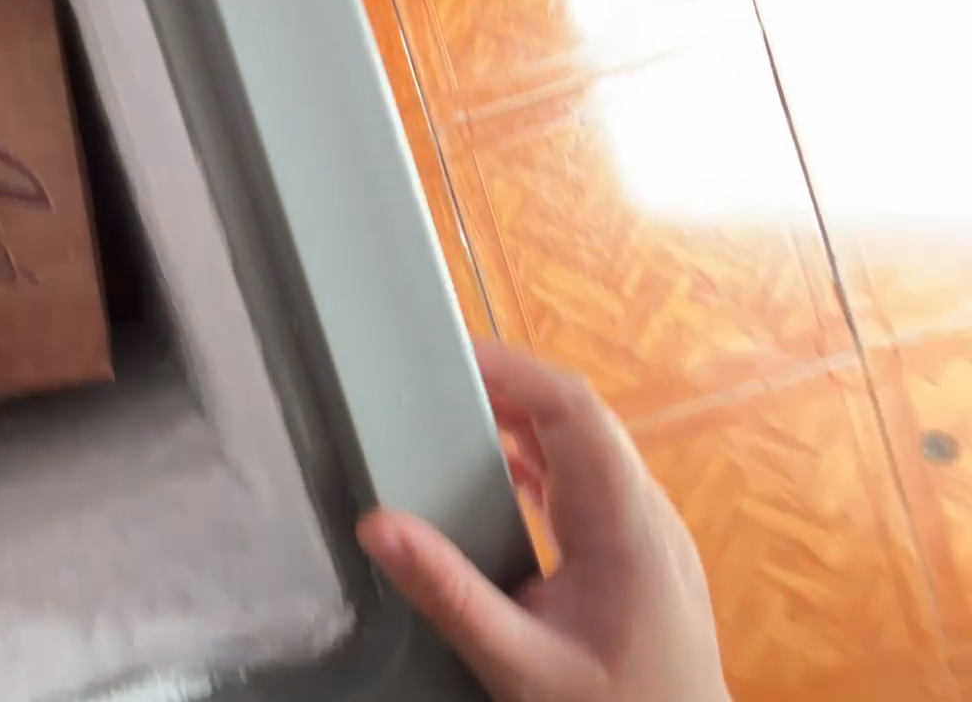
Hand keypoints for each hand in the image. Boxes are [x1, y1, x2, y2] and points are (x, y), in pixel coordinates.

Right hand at [357, 346, 729, 701]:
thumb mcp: (521, 663)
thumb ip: (448, 593)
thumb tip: (373, 522)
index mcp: (626, 526)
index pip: (576, 413)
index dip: (514, 370)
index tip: (448, 353)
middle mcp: (642, 513)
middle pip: (577, 416)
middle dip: (505, 380)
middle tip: (430, 371)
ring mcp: (641, 529)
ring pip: (578, 441)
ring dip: (514, 411)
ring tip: (446, 403)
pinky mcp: (629, 546)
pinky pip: (576, 473)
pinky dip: (526, 449)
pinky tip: (484, 462)